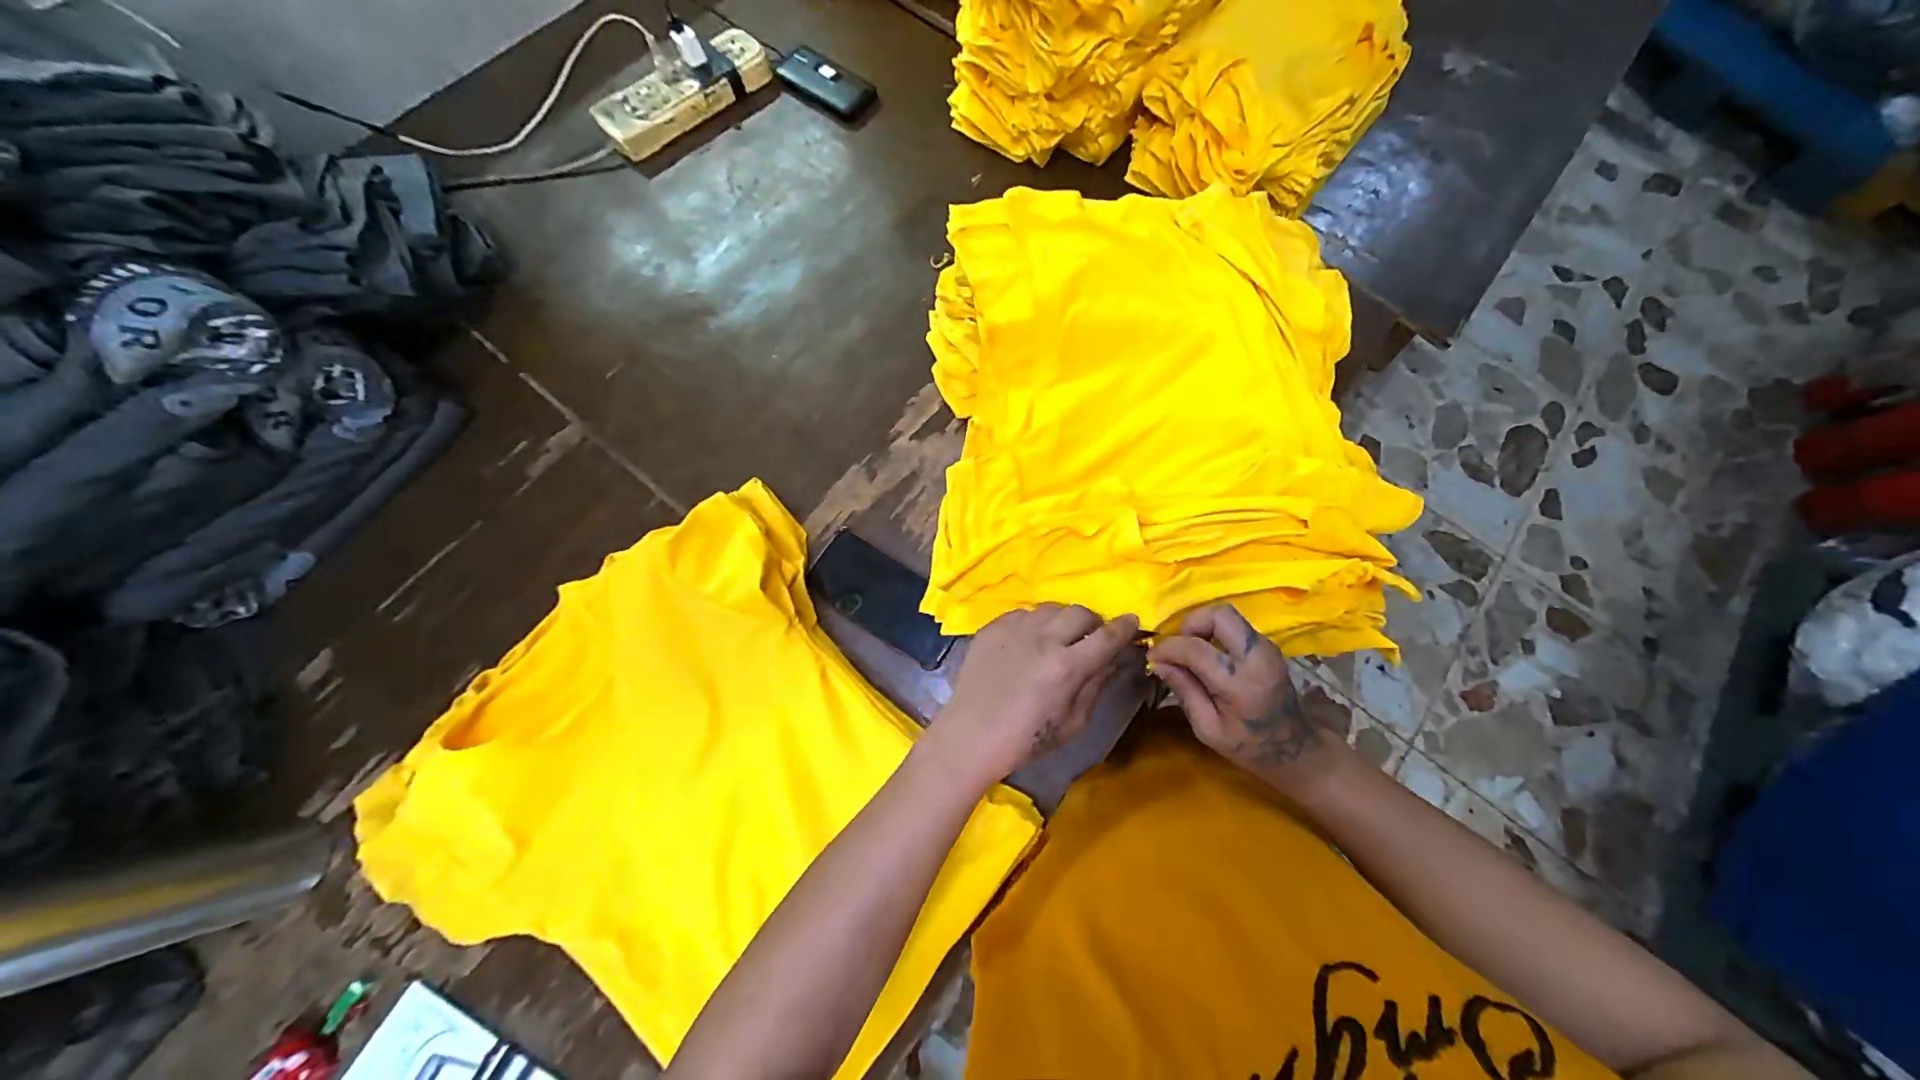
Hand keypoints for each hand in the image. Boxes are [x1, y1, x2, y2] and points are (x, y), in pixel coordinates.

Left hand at [923, 605, 1141, 788]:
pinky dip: (1034, 623)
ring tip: (1057, 639)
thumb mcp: (1072, 723)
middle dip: (1093, 623)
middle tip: (1091, 638)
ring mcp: (1014, 629)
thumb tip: (1110, 661)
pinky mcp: (992, 628)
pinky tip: (1029, 642)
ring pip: (1051, 609)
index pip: (1107, 636)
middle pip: (1081, 613)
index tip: (1132, 622)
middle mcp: (1043, 639)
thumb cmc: (1026, 740)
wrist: (971, 736)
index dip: (1124, 627)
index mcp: (1067, 667)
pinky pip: (1023, 613)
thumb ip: (1094, 686)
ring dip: (1062, 621)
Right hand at [1147, 604, 1325, 773]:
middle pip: (1219, 615)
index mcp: (1239, 684)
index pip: (1195, 649)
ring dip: (1204, 626)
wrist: (1295, 749)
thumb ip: (1184, 691)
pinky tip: (1210, 655)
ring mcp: (1267, 649)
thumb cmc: (1248, 746)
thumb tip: (1160, 663)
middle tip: (1180, 645)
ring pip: (1228, 615)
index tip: (1154, 657)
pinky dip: (1217, 632)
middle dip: (1192, 623)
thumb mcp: (1207, 729)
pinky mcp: (1269, 647)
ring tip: (1193, 651)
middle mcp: (1257, 658)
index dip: (1168, 648)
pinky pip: (1237, 626)